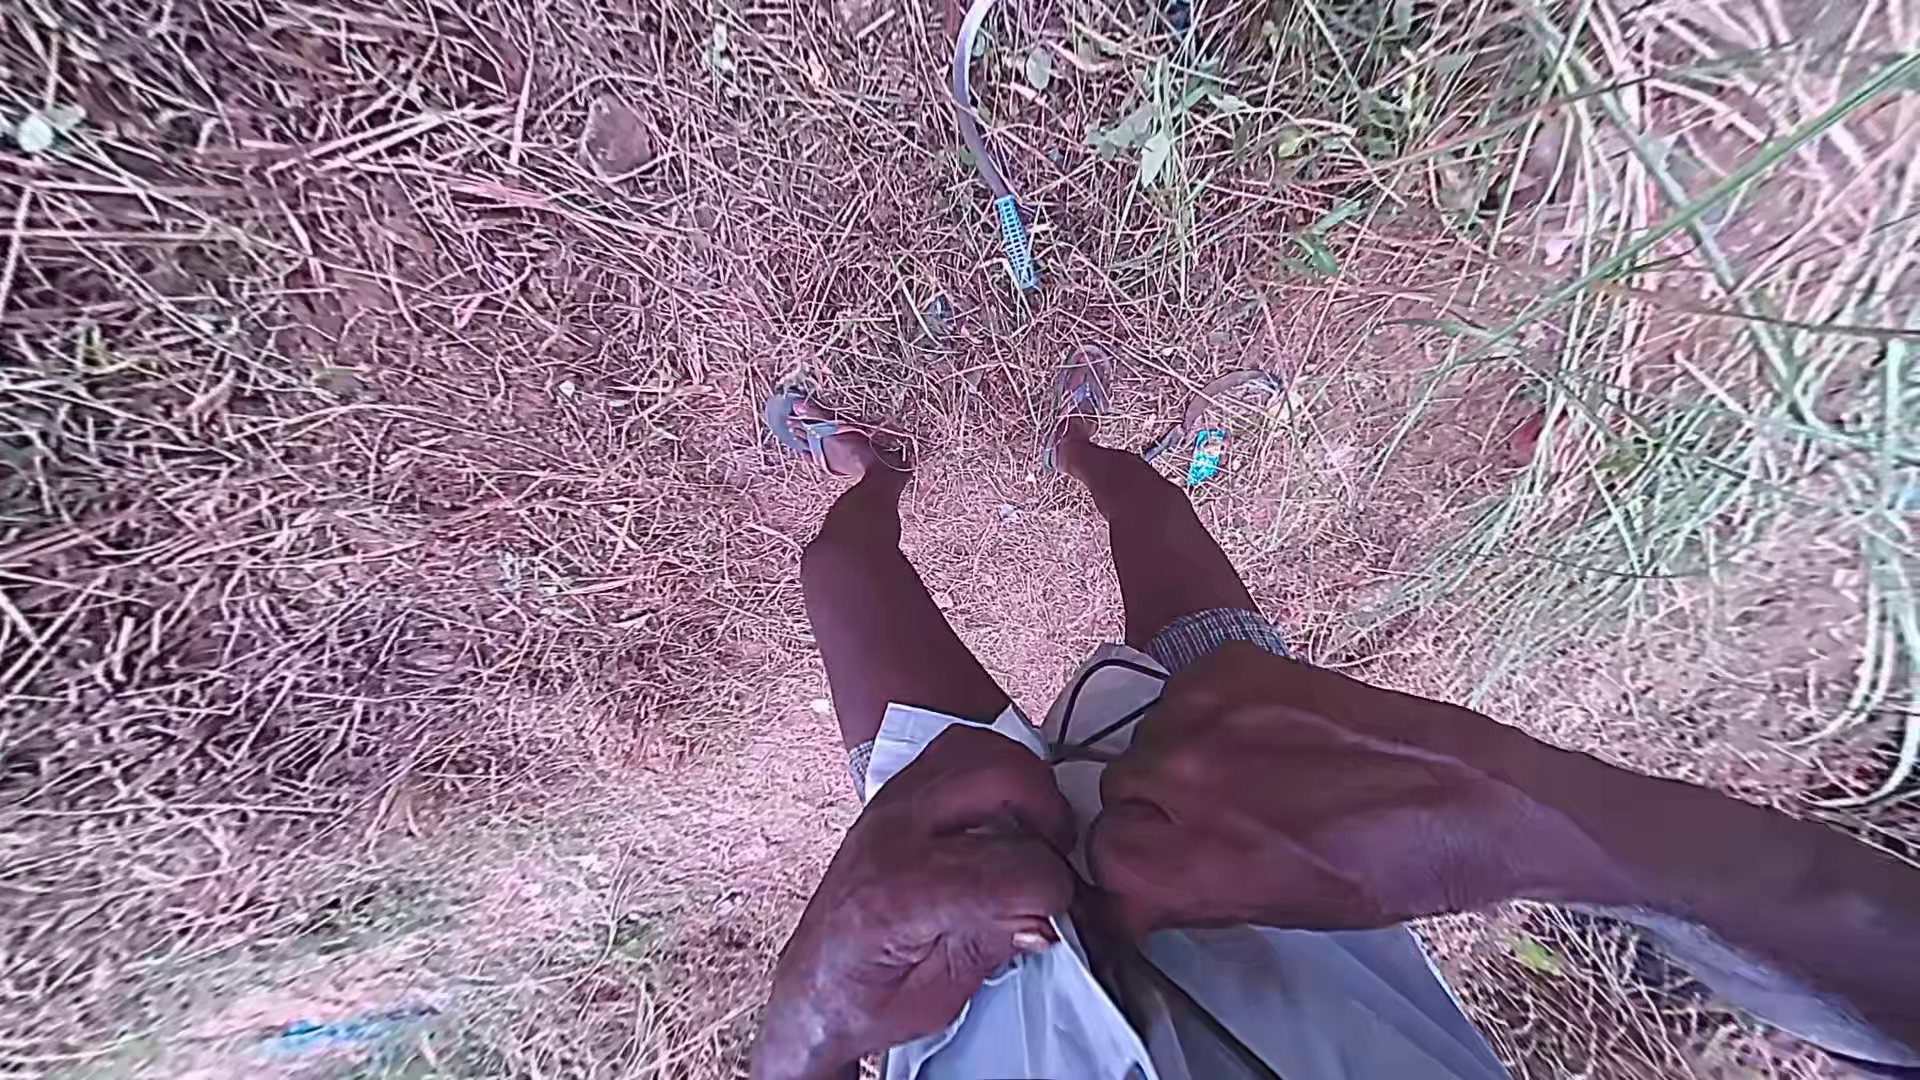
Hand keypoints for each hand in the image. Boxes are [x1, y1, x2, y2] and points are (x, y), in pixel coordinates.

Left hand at [751, 725, 1076, 1079]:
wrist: (813, 971)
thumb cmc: (862, 992)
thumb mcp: (935, 996)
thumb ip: (994, 943)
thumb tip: (1048, 909)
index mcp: (898, 894)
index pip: (1007, 865)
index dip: (1054, 887)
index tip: (1059, 906)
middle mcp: (894, 829)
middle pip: (996, 777)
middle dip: (1049, 809)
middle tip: (1059, 848)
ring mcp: (893, 797)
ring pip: (978, 747)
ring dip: (1024, 776)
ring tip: (1035, 820)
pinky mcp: (897, 785)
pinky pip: (956, 745)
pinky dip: (993, 760)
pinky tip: (1003, 798)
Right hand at [1087, 643, 1628, 934]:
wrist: (1458, 793)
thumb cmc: (1374, 872)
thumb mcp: (1270, 907)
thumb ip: (1183, 887)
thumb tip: (1133, 881)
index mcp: (1188, 856)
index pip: (1101, 852)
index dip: (1128, 859)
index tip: (1151, 859)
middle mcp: (1178, 776)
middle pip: (1116, 786)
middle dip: (1149, 803)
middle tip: (1202, 808)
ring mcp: (1198, 711)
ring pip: (1146, 734)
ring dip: (1175, 753)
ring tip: (1237, 764)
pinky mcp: (1221, 667)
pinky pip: (1179, 694)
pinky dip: (1202, 713)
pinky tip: (1252, 727)